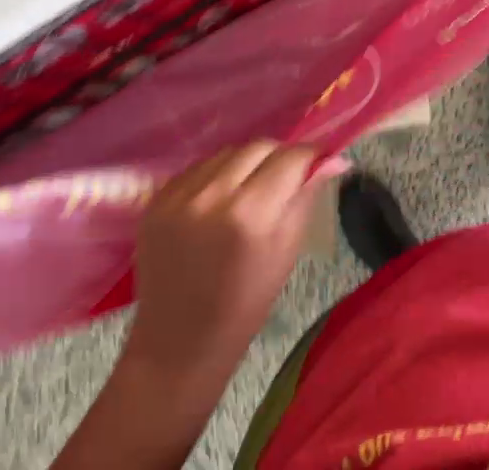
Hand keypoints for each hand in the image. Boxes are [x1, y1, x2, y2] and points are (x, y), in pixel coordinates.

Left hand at [121, 141, 344, 379]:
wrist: (179, 341)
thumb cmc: (245, 304)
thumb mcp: (287, 252)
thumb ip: (307, 198)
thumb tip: (334, 160)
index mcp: (251, 214)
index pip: (290, 158)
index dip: (310, 154)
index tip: (320, 159)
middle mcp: (212, 196)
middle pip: (258, 147)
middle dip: (279, 155)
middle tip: (287, 175)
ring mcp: (178, 197)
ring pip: (227, 153)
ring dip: (247, 163)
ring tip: (252, 189)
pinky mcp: (155, 201)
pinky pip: (197, 168)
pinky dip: (216, 175)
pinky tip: (220, 200)